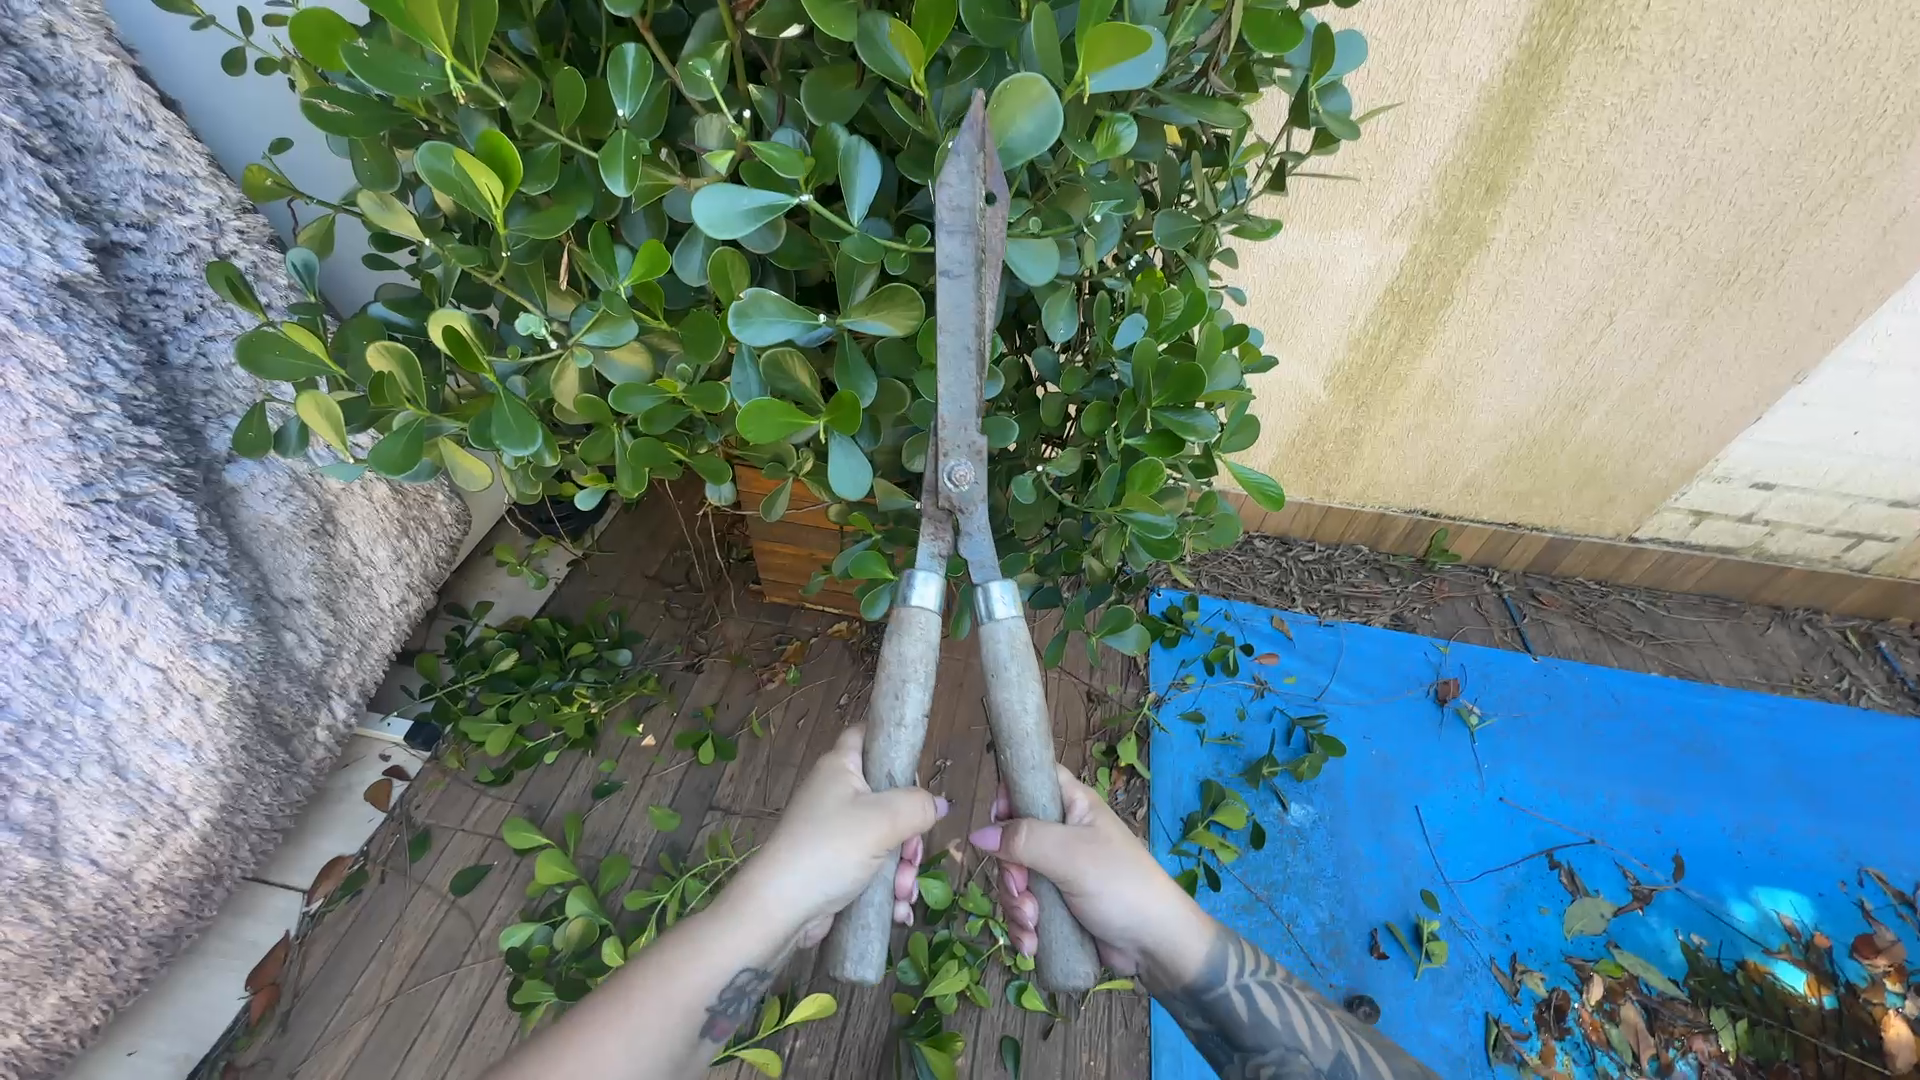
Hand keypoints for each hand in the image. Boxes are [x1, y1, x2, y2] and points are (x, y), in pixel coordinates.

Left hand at [729, 725, 946, 945]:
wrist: (781, 910)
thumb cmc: (830, 849)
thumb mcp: (883, 820)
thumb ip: (918, 806)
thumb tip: (939, 804)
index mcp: (841, 767)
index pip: (865, 734)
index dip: (891, 741)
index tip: (917, 763)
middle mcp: (837, 794)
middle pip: (890, 798)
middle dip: (911, 833)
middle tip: (912, 854)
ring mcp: (836, 832)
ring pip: (887, 839)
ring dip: (903, 868)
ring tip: (902, 891)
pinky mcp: (836, 866)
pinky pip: (874, 869)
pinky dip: (889, 887)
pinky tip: (897, 908)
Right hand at [969, 765, 1205, 976]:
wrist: (1155, 946)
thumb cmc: (1120, 884)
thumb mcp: (1071, 855)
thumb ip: (1023, 839)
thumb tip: (977, 834)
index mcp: (1072, 805)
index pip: (1030, 780)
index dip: (1008, 795)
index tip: (998, 823)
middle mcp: (1062, 832)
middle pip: (1012, 836)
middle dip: (1010, 871)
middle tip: (1023, 890)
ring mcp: (1058, 869)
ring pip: (1014, 876)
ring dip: (1016, 904)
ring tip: (1033, 926)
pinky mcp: (1057, 903)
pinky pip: (1024, 906)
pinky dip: (1023, 925)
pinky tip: (1032, 944)